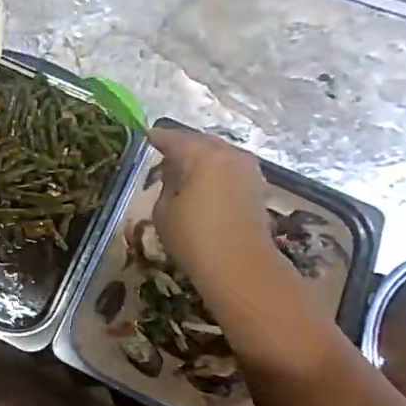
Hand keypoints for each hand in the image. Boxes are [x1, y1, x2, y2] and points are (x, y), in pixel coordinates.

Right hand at [148, 128, 284, 310]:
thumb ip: (166, 186)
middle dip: (183, 147)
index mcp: (203, 155)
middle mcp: (229, 155)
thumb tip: (175, 177)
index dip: (159, 138)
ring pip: (219, 156)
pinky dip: (216, 174)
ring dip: (202, 161)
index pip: (174, 139)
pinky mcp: (257, 188)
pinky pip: (230, 171)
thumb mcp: (163, 212)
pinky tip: (205, 186)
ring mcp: (248, 170)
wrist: (241, 267)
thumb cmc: (194, 239)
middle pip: (201, 143)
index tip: (148, 137)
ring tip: (185, 172)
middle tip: (166, 155)